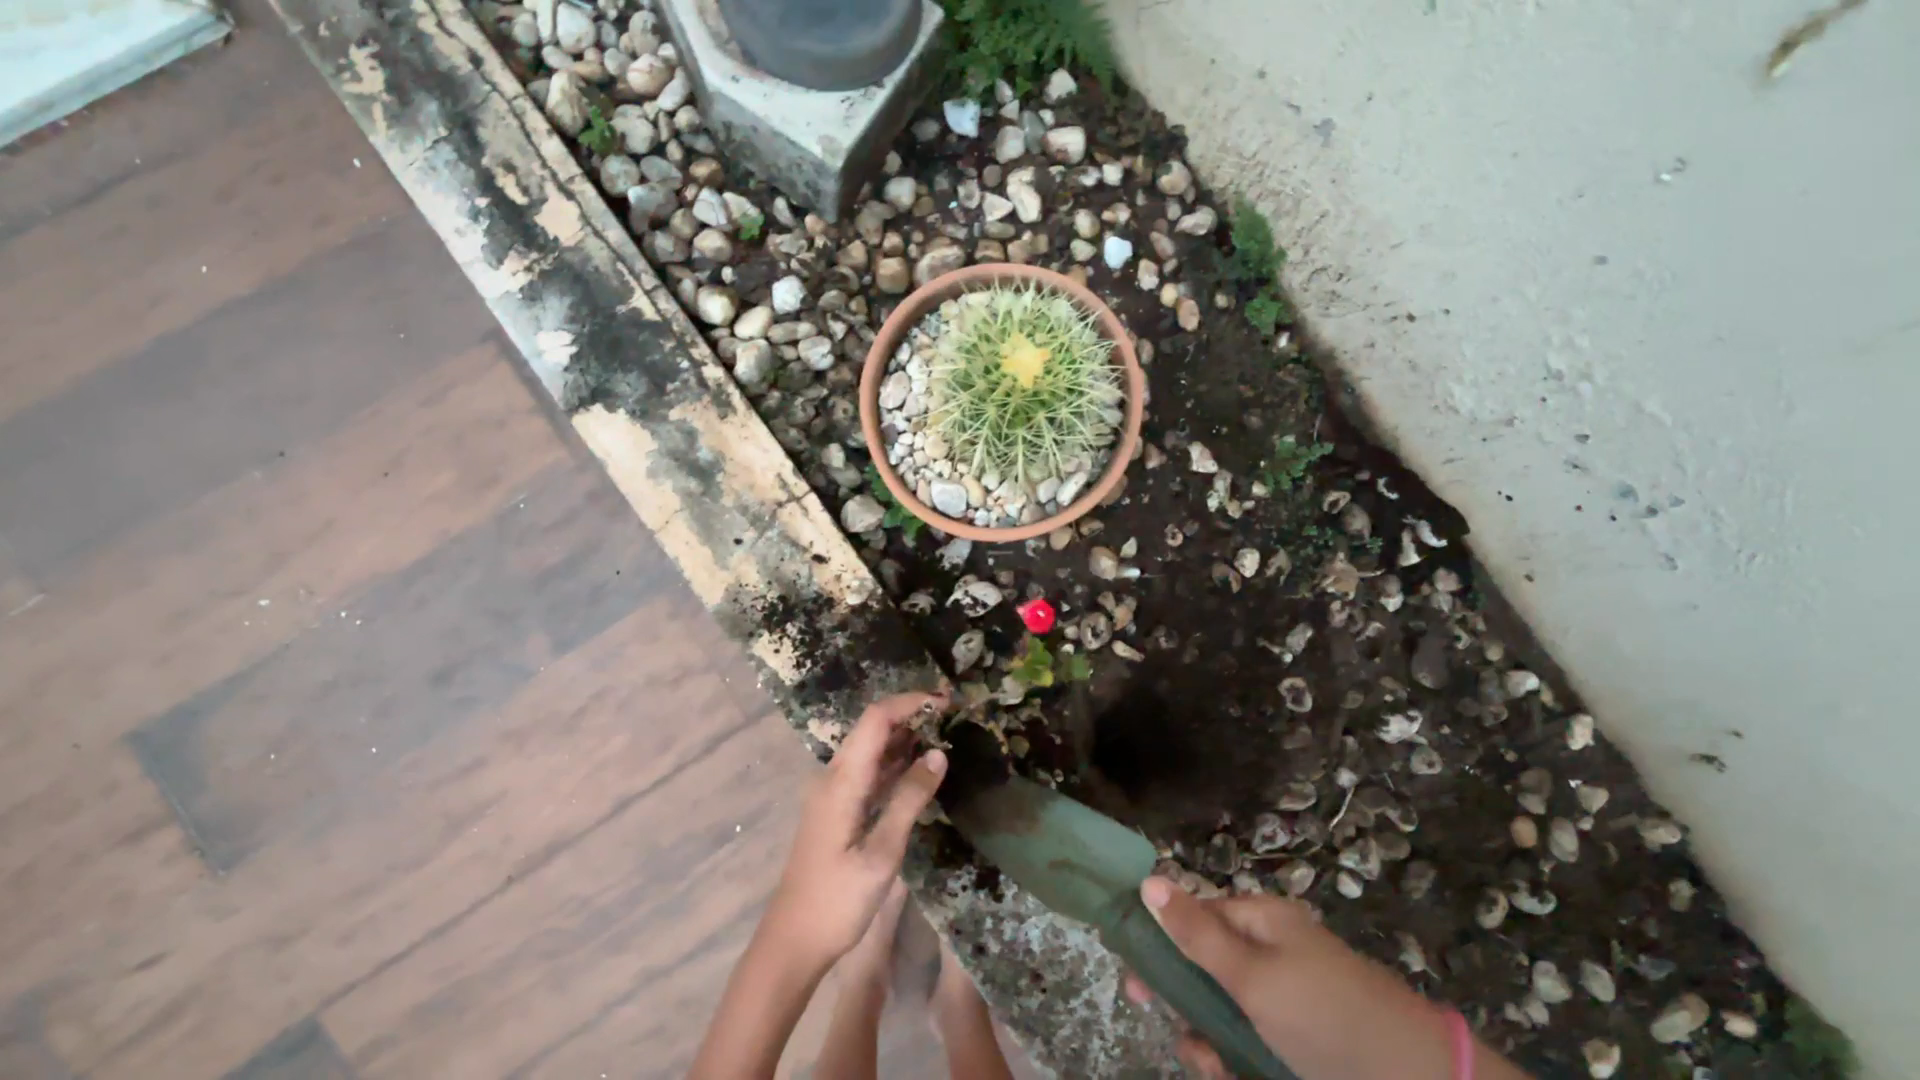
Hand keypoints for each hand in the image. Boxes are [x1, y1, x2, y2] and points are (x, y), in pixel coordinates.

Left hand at [764, 691, 948, 970]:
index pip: (875, 721)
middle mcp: (833, 778)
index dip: (910, 703)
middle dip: (911, 715)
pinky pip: (867, 773)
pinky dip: (895, 764)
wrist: (793, 942)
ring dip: (905, 739)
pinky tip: (921, 770)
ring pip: (870, 750)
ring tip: (946, 736)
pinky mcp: (837, 811)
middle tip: (955, 718)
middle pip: (872, 729)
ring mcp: (833, 794)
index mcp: (841, 783)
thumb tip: (939, 753)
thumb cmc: (837, 902)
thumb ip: (909, 800)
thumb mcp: (881, 854)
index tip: (948, 702)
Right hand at [1128, 877, 1524, 1079]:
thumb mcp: (1252, 974)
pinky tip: (1230, 1073)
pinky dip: (1230, 1059)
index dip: (1161, 940)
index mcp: (1263, 922)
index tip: (1133, 979)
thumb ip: (1195, 933)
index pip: (1197, 915)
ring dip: (1204, 1036)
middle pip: (1203, 965)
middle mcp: (1270, 954)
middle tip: (1162, 1023)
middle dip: (1180, 997)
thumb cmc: (1324, 1015)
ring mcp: (1283, 1002)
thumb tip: (1148, 879)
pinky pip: (1245, 1042)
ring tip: (1214, 1063)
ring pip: (1219, 1010)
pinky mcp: (1293, 1044)